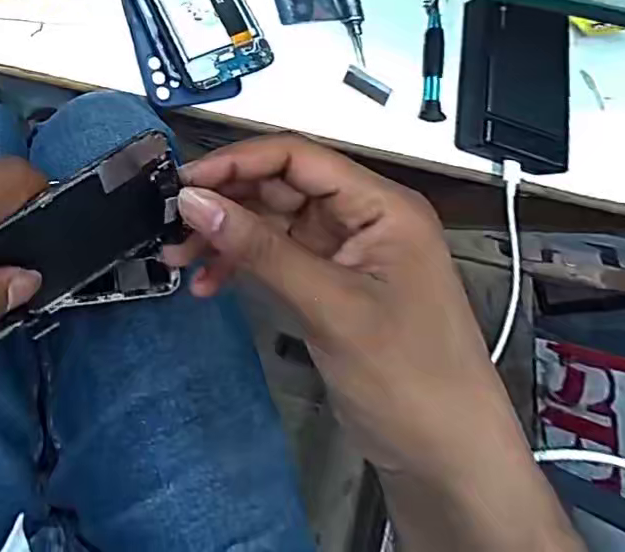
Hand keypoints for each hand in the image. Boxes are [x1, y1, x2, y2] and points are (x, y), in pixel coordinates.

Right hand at [163, 135, 507, 475]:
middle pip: (275, 185)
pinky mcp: (324, 278)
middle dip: (223, 203)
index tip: (188, 180)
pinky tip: (209, 281)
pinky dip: (237, 264)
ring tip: (180, 254)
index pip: (296, 157)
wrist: (449, 466)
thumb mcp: (331, 306)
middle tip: (175, 221)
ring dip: (222, 235)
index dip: (237, 161)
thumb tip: (195, 201)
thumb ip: (259, 247)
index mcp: (380, 206)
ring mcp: (340, 248)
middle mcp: (359, 217)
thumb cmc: (415, 381)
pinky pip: (269, 254)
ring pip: (265, 219)